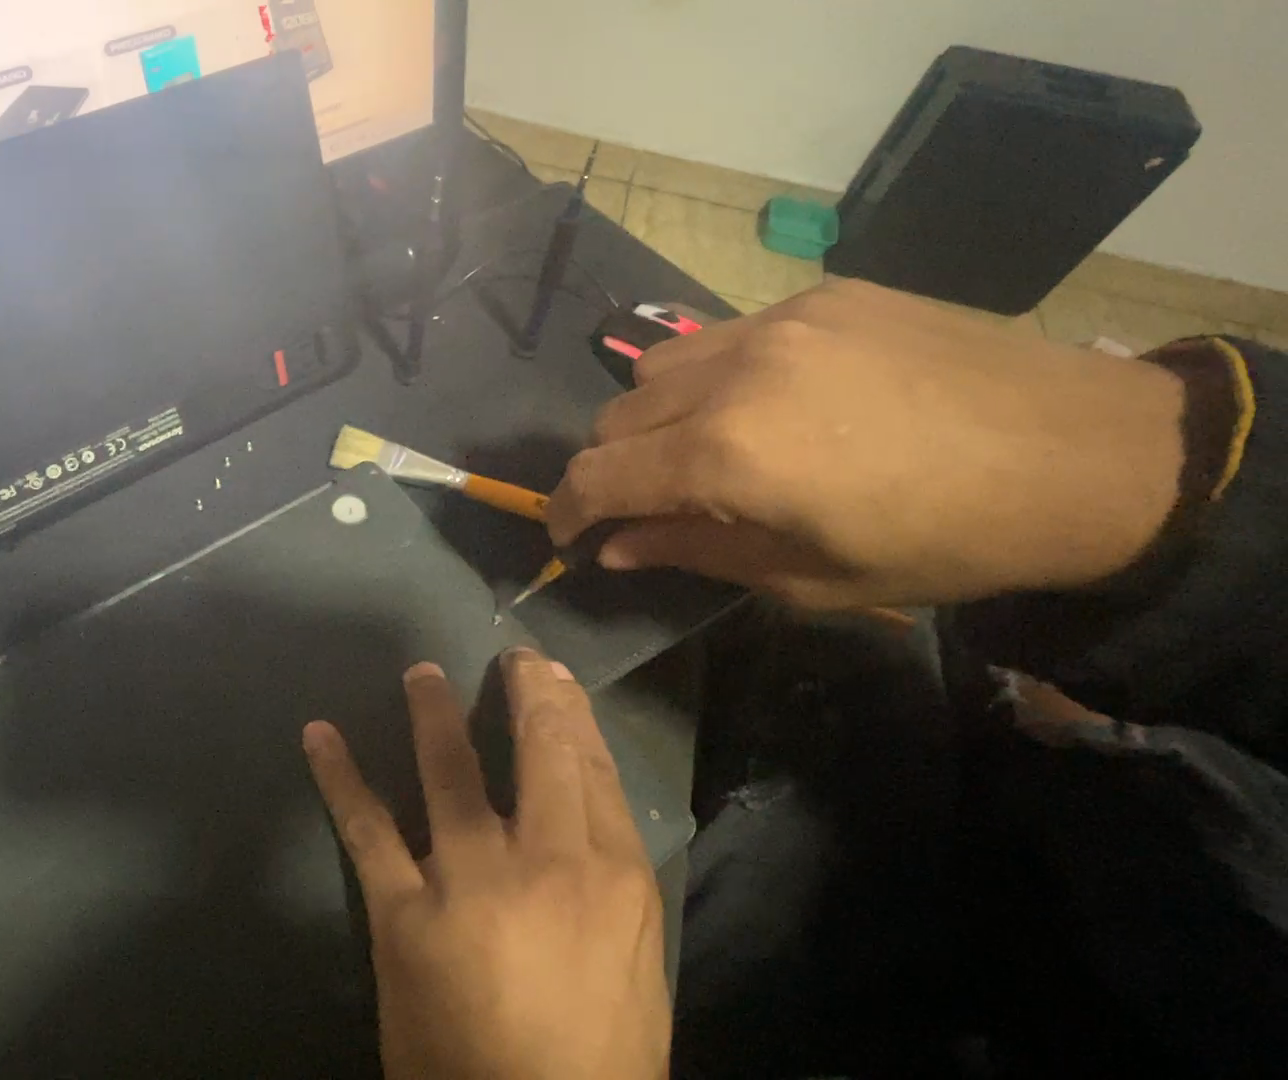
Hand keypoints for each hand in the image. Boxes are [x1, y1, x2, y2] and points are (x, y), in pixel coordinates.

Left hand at [303, 650, 669, 1079]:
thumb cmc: (595, 1051)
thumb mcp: (635, 958)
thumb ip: (608, 876)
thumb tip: (582, 808)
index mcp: (611, 875)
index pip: (590, 766)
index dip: (569, 712)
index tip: (552, 676)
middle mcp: (542, 860)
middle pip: (537, 751)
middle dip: (524, 693)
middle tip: (511, 657)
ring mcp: (466, 878)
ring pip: (450, 769)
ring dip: (433, 711)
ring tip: (420, 672)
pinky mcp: (401, 908)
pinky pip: (366, 827)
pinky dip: (339, 776)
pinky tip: (318, 734)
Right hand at [548, 279, 1186, 607]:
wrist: (1084, 455)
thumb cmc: (940, 542)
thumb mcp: (803, 577)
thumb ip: (691, 552)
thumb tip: (614, 546)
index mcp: (728, 456)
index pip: (598, 477)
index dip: (566, 511)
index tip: (568, 536)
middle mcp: (731, 375)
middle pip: (612, 417)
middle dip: (607, 468)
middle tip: (639, 502)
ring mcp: (775, 324)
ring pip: (655, 366)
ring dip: (650, 416)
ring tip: (694, 445)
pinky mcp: (817, 296)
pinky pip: (720, 334)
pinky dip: (708, 375)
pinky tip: (760, 399)